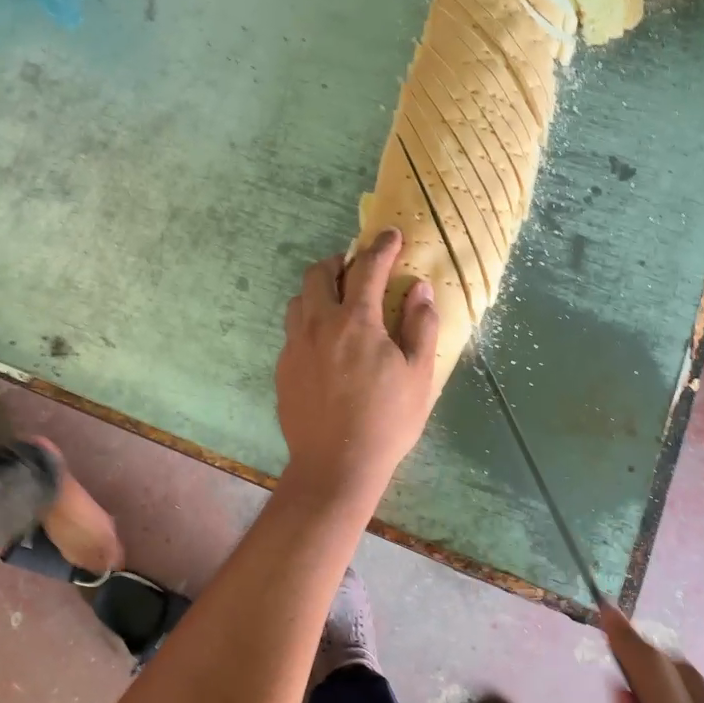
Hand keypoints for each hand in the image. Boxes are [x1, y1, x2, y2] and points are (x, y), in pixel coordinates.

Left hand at [275, 229, 439, 495]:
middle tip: (359, 270)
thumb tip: (419, 289)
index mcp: (356, 322)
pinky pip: (292, 331)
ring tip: (339, 303)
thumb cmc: (386, 422)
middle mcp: (319, 325)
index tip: (391, 235)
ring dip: (319, 291)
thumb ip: (420, 326)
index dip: (382, 246)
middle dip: (341, 261)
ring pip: (299, 300)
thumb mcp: (418, 375)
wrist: (334, 467)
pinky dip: (309, 322)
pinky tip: (325, 344)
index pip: (369, 268)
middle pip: (319, 273)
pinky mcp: (283, 369)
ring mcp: (295, 346)